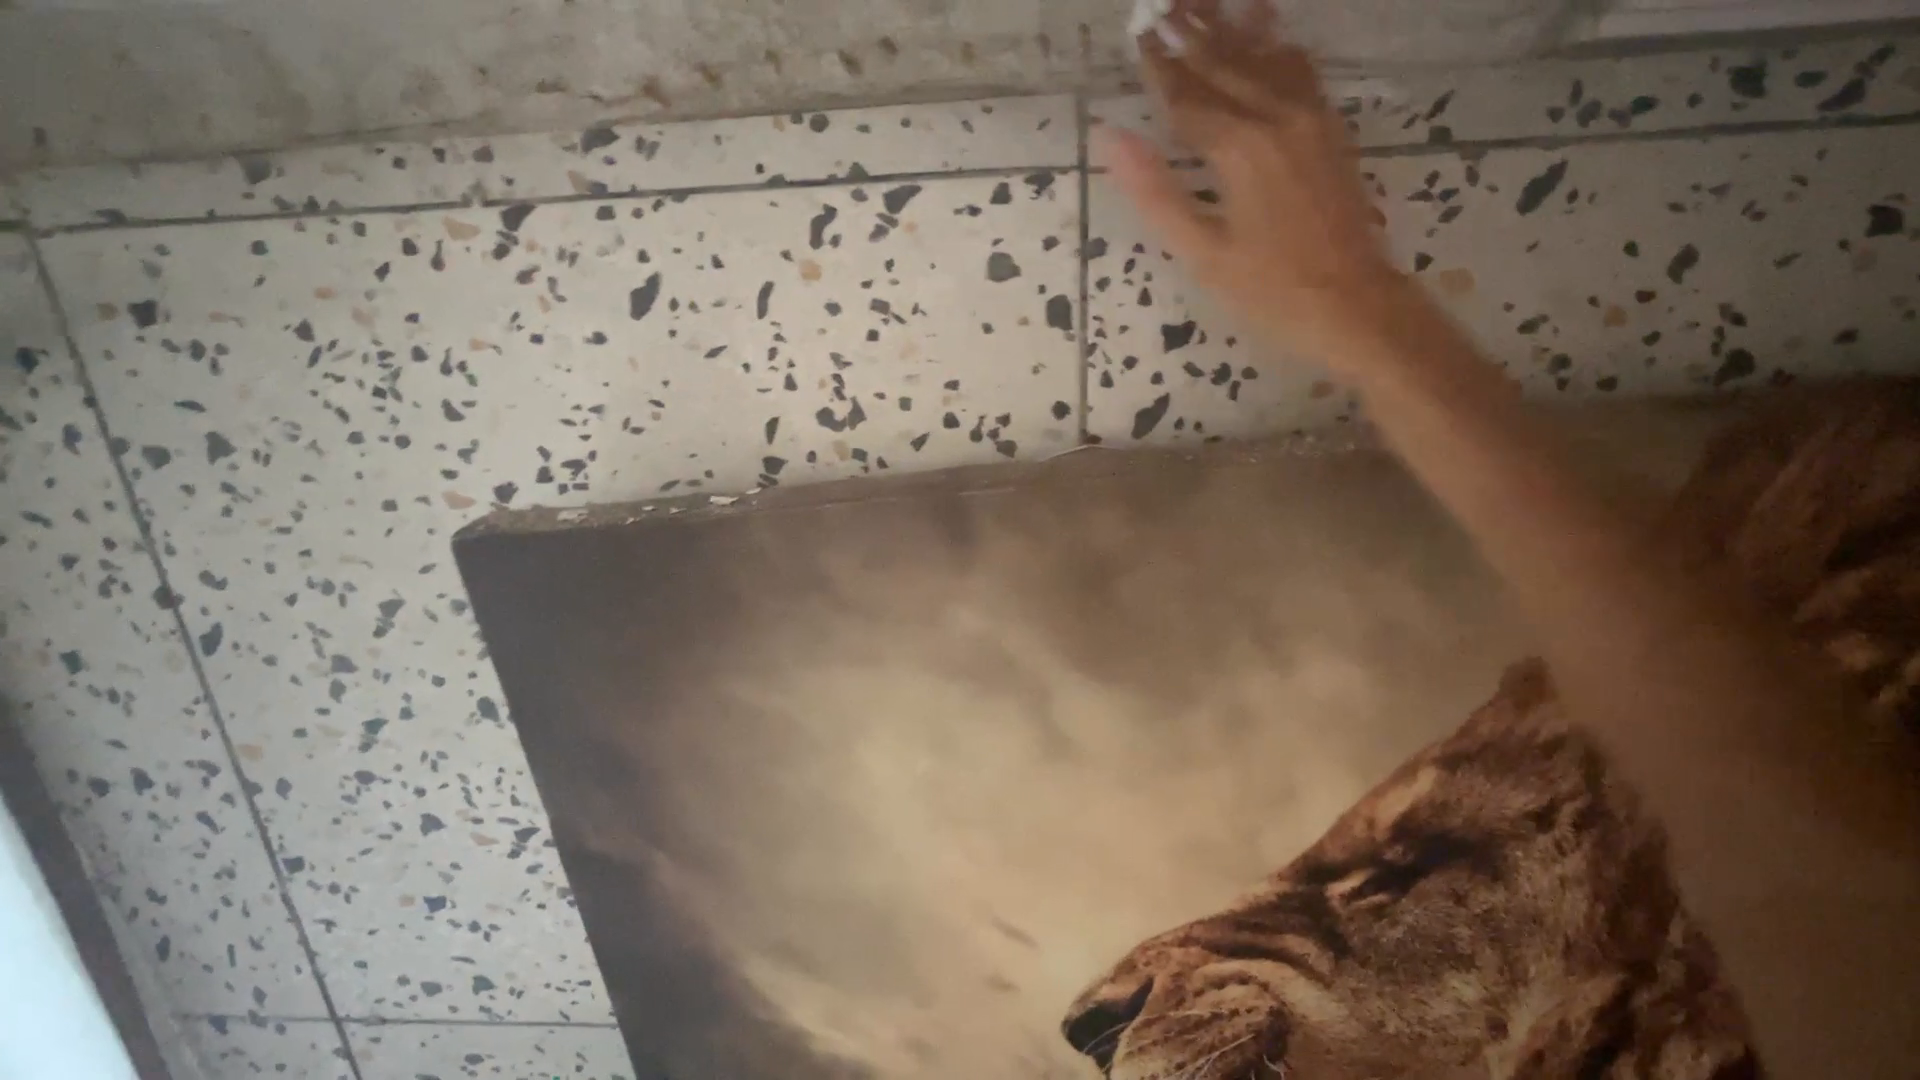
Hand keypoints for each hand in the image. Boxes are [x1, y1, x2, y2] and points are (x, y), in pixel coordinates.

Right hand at [1102, 12, 1419, 370]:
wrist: (1353, 303)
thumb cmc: (1268, 290)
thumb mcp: (1201, 252)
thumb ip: (1155, 191)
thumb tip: (1111, 138)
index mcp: (1237, 149)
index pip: (1186, 96)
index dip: (1160, 66)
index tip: (1139, 33)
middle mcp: (1275, 118)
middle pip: (1224, 65)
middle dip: (1191, 33)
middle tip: (1164, 3)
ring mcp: (1309, 118)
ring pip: (1263, 57)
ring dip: (1231, 28)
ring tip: (1206, 2)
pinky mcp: (1331, 129)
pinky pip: (1301, 70)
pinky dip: (1278, 45)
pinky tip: (1269, 29)